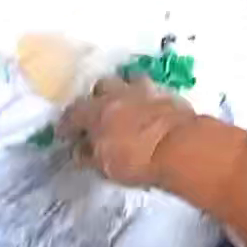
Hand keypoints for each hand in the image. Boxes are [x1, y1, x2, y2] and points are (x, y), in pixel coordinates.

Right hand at [60, 76, 199, 187]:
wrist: (179, 147)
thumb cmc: (138, 161)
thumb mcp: (105, 166)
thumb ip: (89, 155)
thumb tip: (80, 149)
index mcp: (98, 111)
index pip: (74, 111)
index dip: (68, 122)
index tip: (66, 132)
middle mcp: (120, 94)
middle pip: (103, 85)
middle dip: (98, 98)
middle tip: (99, 116)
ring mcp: (146, 90)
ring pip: (129, 80)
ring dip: (125, 92)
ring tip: (126, 108)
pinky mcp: (168, 93)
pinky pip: (152, 90)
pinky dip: (147, 99)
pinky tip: (149, 112)